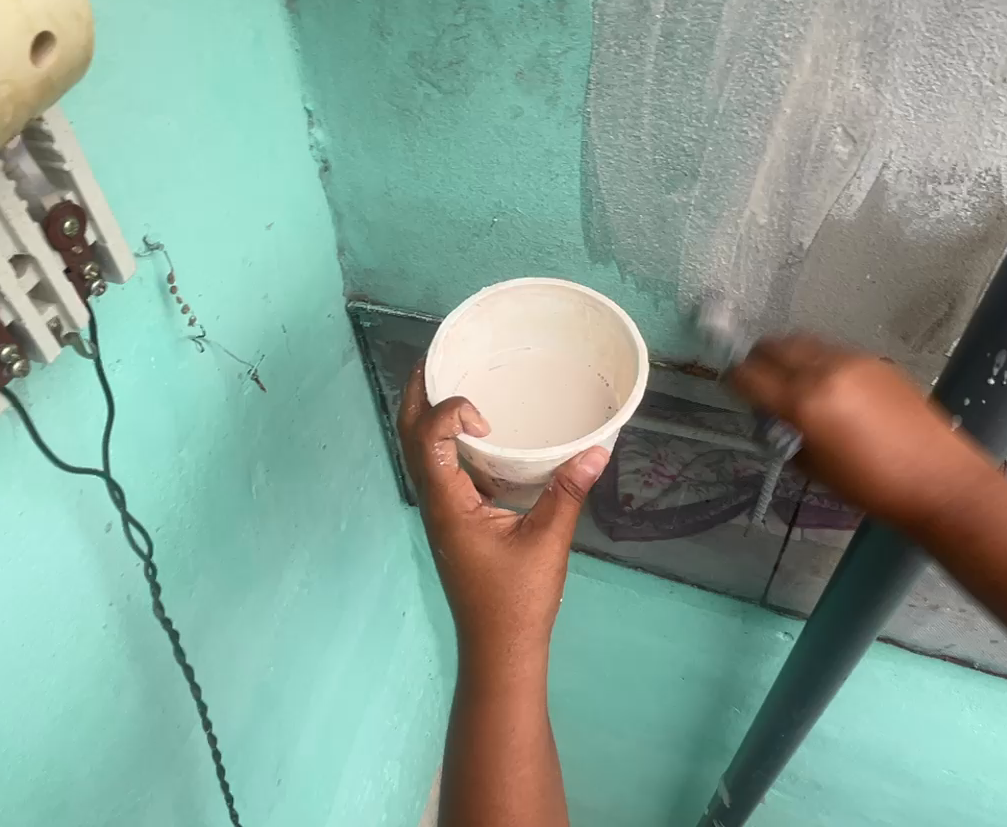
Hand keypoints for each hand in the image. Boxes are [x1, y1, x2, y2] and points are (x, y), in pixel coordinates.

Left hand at [399, 363, 609, 664]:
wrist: (498, 650)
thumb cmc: (518, 600)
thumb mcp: (548, 542)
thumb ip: (569, 492)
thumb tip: (599, 448)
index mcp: (447, 502)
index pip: (427, 438)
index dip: (447, 412)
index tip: (487, 418)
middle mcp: (433, 500)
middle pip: (408, 435)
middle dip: (416, 393)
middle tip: (437, 357)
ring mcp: (439, 510)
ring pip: (417, 451)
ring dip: (425, 414)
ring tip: (448, 380)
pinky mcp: (451, 518)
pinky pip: (436, 466)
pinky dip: (443, 438)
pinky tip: (473, 432)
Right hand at [725, 335, 992, 527]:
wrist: (944, 483)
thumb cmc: (873, 488)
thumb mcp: (812, 467)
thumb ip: (784, 433)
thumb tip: (772, 416)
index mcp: (803, 402)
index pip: (748, 375)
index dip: (733, 381)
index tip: (732, 389)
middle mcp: (824, 371)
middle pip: (772, 346)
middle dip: (757, 361)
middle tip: (757, 381)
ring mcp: (853, 361)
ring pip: (802, 342)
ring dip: (787, 356)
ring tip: (792, 380)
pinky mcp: (877, 361)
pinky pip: (831, 351)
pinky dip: (817, 361)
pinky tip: (828, 388)